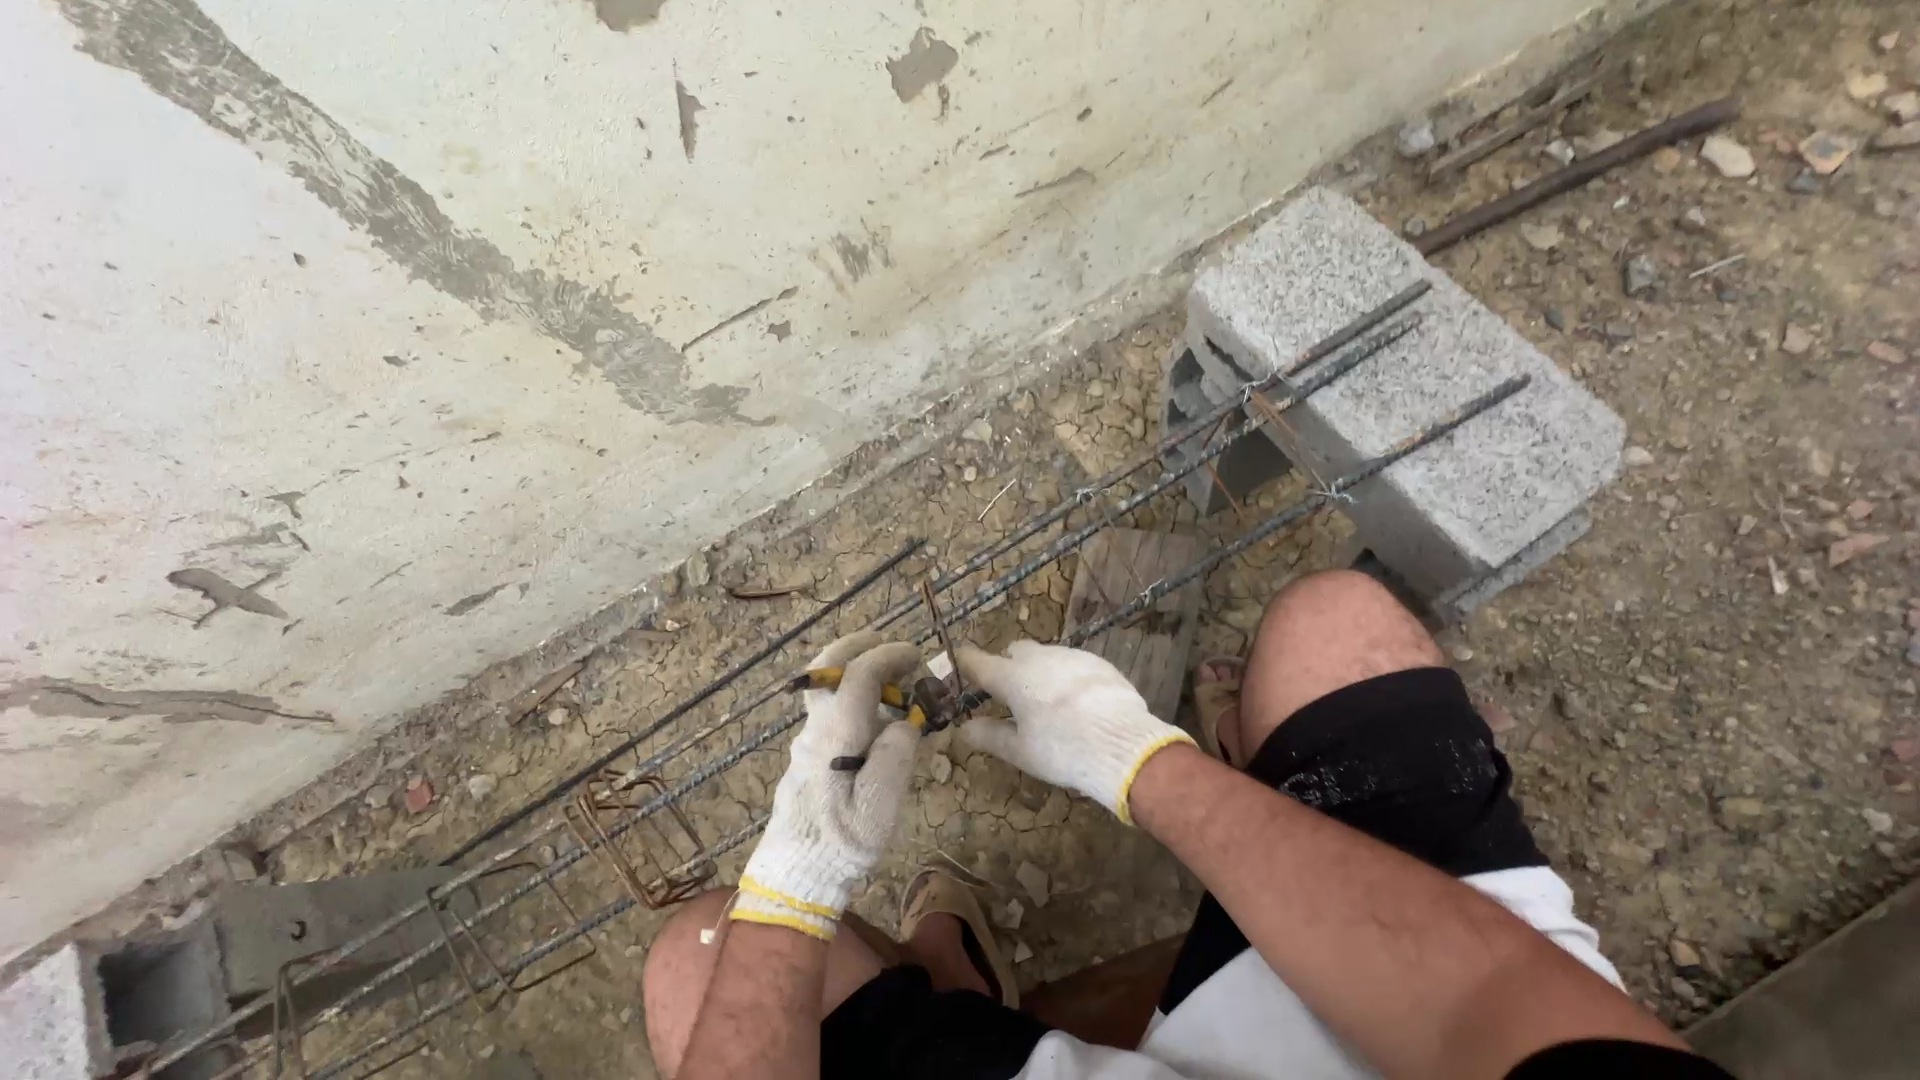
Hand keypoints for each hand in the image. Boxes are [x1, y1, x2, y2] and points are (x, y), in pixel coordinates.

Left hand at [731, 633, 922, 938]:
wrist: (796, 878)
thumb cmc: (841, 843)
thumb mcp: (879, 805)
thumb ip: (895, 755)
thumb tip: (904, 724)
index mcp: (836, 734)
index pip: (859, 674)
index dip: (890, 655)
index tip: (917, 654)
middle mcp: (816, 729)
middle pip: (827, 668)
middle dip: (858, 646)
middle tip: (889, 646)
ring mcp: (807, 743)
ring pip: (827, 688)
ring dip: (856, 672)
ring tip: (894, 684)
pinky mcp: (809, 759)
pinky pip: (831, 712)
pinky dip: (854, 698)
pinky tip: (879, 722)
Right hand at [955, 640, 1193, 824]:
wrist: (1122, 745)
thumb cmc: (1062, 750)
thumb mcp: (1021, 751)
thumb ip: (990, 736)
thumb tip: (965, 729)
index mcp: (1012, 677)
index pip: (979, 662)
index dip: (966, 661)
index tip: (959, 660)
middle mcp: (1039, 658)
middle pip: (1015, 651)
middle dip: (1008, 665)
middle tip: (1010, 693)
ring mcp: (1071, 656)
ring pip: (1046, 656)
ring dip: (1040, 672)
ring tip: (1048, 703)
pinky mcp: (1098, 662)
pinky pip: (1073, 664)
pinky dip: (1066, 678)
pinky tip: (1078, 703)